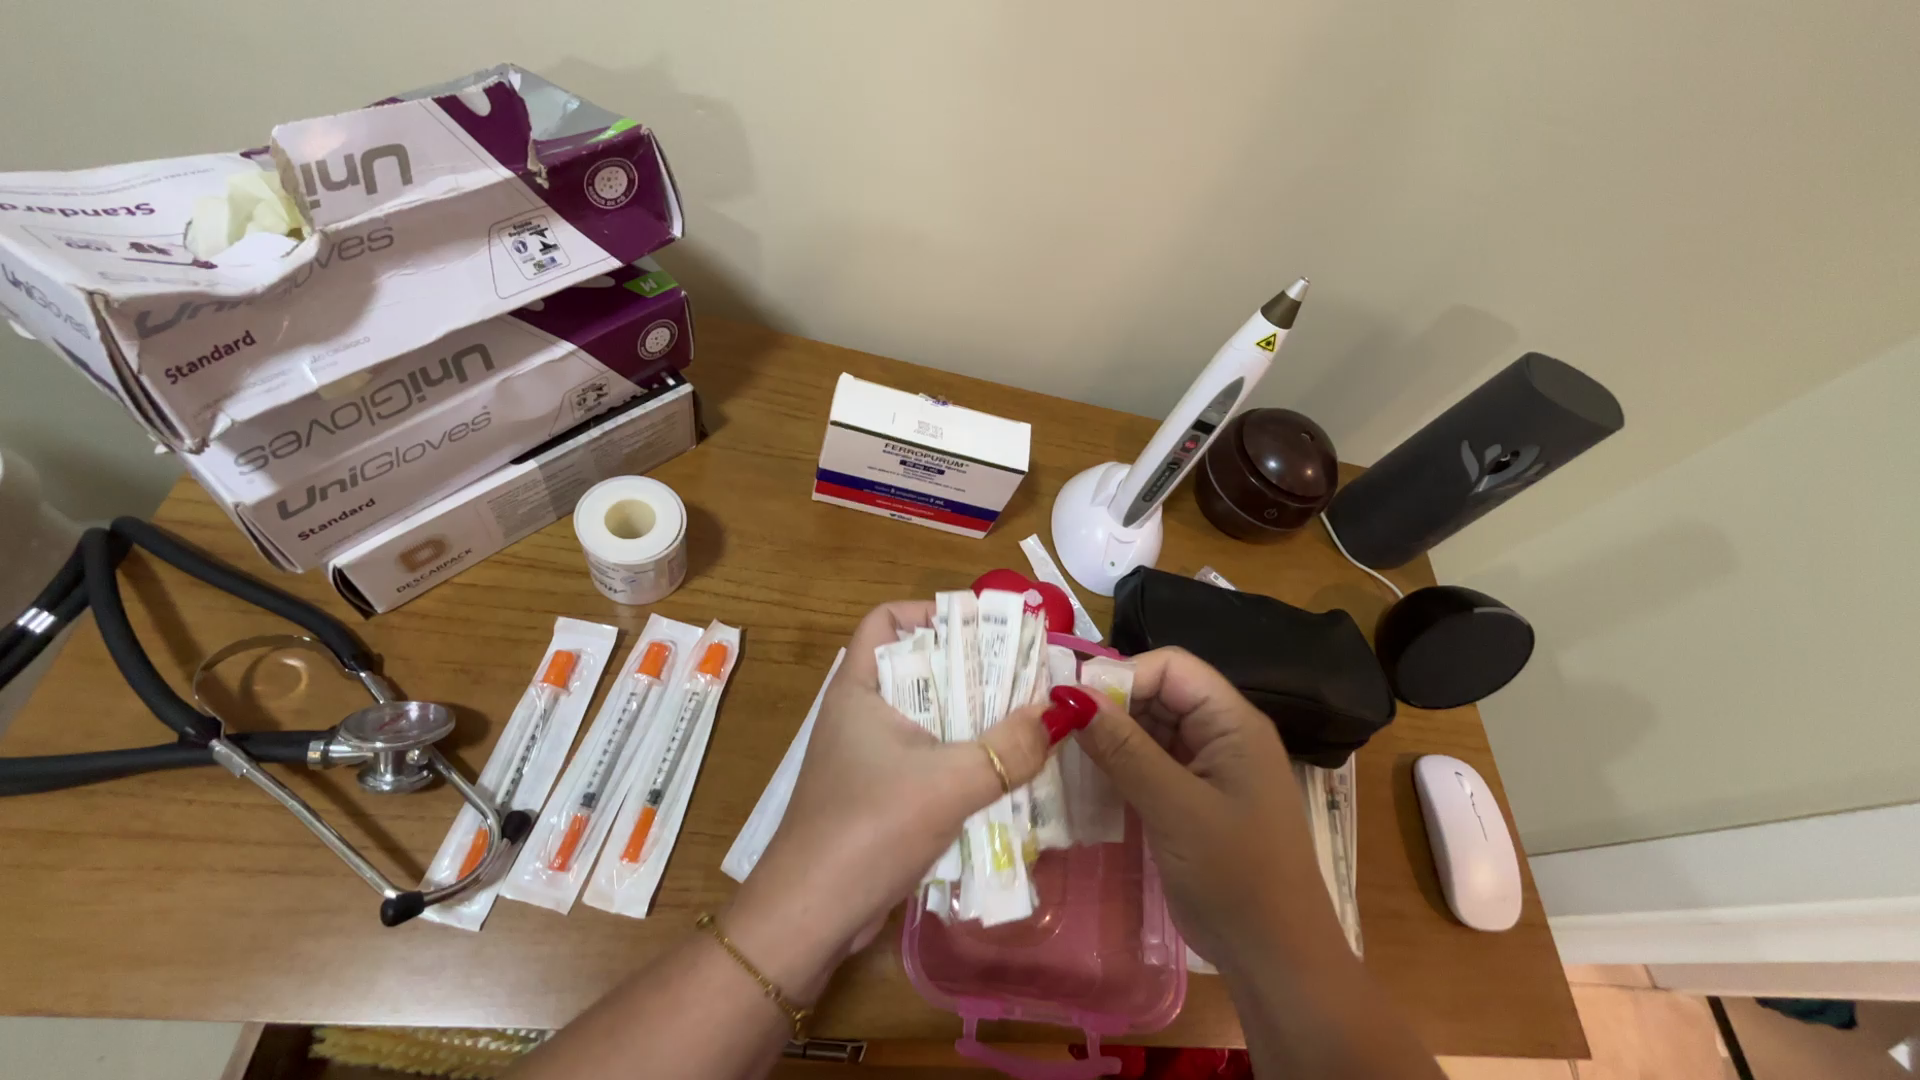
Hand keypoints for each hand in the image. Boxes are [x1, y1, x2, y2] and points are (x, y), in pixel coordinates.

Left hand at [725, 602, 1057, 989]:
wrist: (810, 918)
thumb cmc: (869, 829)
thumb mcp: (948, 783)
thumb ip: (1009, 749)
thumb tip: (1063, 712)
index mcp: (859, 689)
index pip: (887, 620)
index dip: (932, 611)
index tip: (985, 627)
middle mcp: (861, 714)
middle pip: (920, 669)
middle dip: (973, 671)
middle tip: (1027, 677)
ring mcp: (868, 758)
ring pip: (929, 720)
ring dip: (974, 722)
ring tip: (1028, 723)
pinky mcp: (879, 796)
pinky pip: (929, 761)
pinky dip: (964, 762)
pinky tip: (1005, 777)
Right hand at [1071, 646, 1333, 968]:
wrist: (1278, 960)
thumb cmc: (1236, 877)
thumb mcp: (1175, 809)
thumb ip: (1124, 750)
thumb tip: (1069, 697)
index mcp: (1233, 722)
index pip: (1171, 667)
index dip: (1120, 675)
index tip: (1070, 702)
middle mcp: (1223, 734)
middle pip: (1159, 693)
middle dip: (1110, 704)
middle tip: (1057, 727)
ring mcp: (1209, 768)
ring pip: (1151, 728)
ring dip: (1111, 736)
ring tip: (1063, 750)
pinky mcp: (1194, 799)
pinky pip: (1152, 763)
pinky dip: (1120, 765)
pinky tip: (1087, 779)